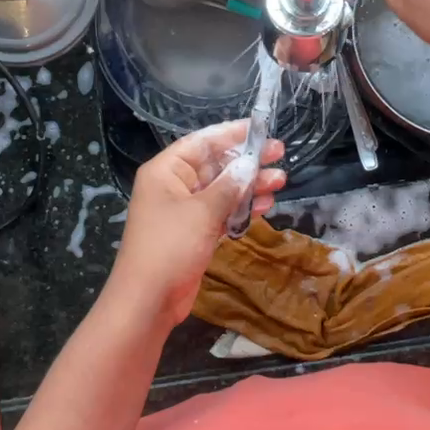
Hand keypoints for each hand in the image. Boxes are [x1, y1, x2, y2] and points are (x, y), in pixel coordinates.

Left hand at [110, 121, 284, 322]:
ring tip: (280, 181)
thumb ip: (228, 186)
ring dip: (249, 185)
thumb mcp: (202, 212)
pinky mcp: (195, 233)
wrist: (148, 300)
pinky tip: (266, 204)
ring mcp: (184, 210)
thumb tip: (249, 164)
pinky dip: (242, 208)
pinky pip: (221, 211)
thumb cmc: (170, 247)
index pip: (202, 141)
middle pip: (215, 164)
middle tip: (280, 154)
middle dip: (246, 161)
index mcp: (166, 171)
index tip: (261, 129)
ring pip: (222, 189)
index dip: (232, 134)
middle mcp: (174, 185)